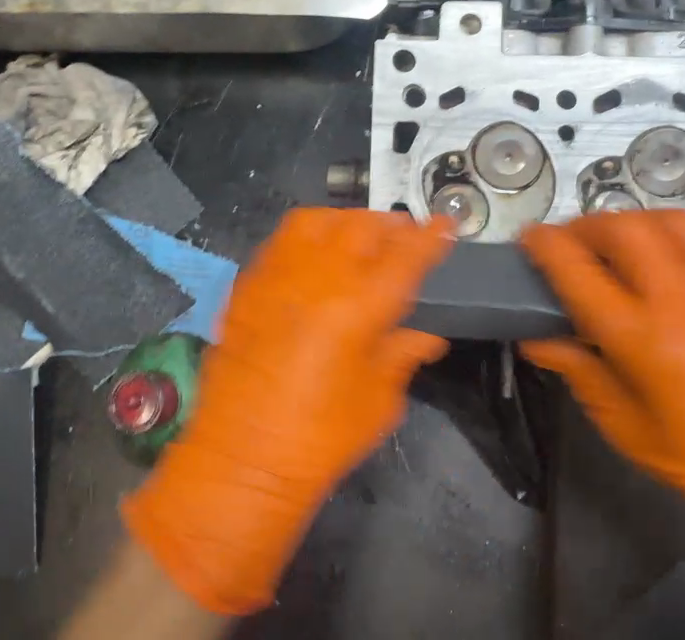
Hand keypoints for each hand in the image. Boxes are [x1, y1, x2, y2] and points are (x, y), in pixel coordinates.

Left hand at [122, 207, 452, 616]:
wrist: (240, 461)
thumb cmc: (318, 441)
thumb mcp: (377, 402)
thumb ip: (402, 356)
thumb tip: (424, 337)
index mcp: (357, 307)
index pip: (405, 257)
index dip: (430, 237)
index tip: (445, 224)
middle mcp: (315, 279)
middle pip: (360, 228)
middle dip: (390, 225)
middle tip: (406, 235)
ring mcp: (274, 278)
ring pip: (315, 222)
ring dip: (346, 222)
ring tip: (362, 237)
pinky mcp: (245, 288)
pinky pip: (279, 243)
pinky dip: (307, 238)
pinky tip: (316, 257)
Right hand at [520, 210, 684, 631]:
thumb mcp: (622, 422)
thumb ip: (576, 369)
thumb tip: (535, 337)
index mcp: (642, 339)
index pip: (578, 270)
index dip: (544, 245)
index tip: (528, 239)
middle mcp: (680, 301)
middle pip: (622, 229)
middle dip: (584, 227)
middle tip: (566, 245)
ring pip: (665, 220)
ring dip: (628, 221)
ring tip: (611, 242)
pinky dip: (673, 227)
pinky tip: (661, 244)